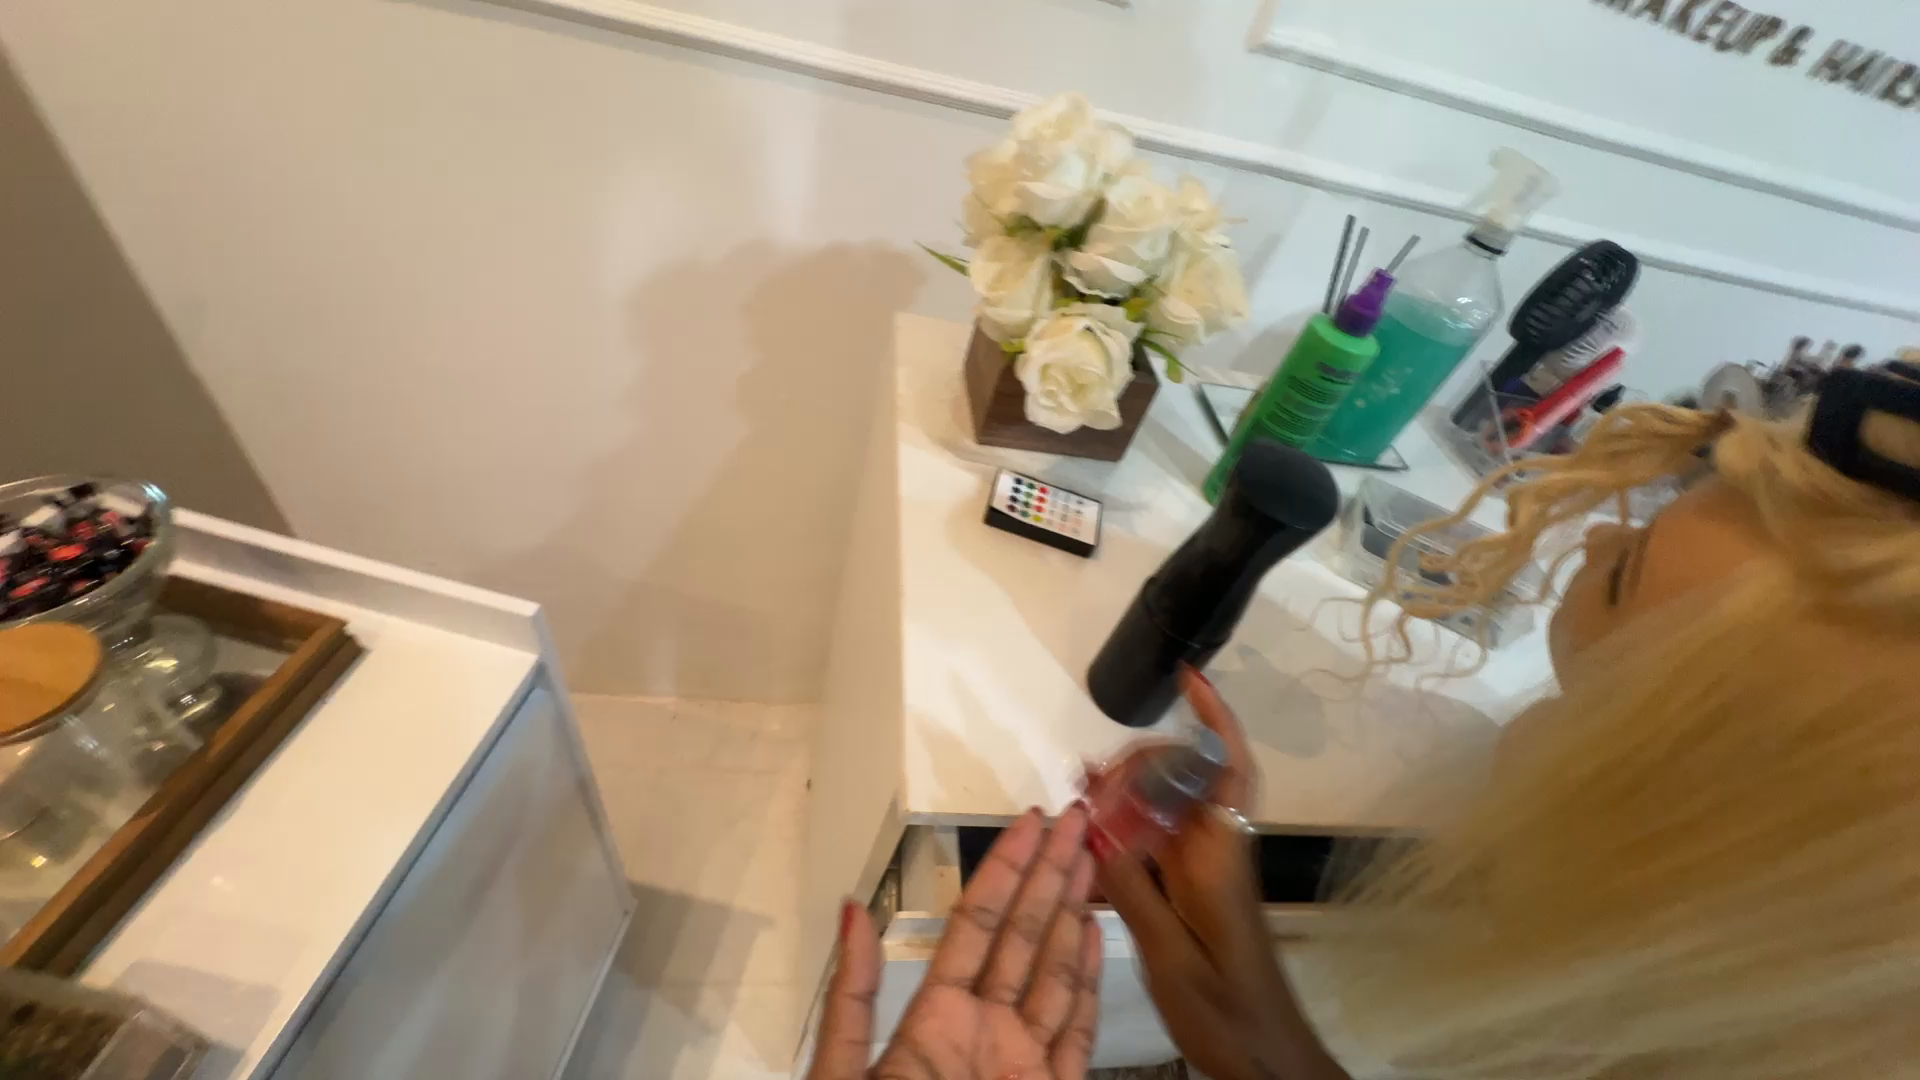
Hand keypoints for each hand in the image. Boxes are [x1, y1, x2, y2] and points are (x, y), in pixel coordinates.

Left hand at [808, 805, 1102, 1079]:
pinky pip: (1077, 1034)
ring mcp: (1023, 1063)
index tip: (1029, 822)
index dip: (1005, 871)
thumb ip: (851, 997)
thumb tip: (853, 906)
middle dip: (1050, 874)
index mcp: (935, 1018)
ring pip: (1056, 973)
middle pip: (1025, 935)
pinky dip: (1089, 985)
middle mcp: (984, 1028)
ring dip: (1073, 914)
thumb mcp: (840, 1079)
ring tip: (1089, 860)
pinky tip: (1094, 938)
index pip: (978, 924)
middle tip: (1074, 819)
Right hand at [1090, 667, 1348, 1079]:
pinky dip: (1129, 826)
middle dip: (1141, 759)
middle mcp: (1217, 847)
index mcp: (1219, 853)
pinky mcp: (1196, 886)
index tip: (1189, 677)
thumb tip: (1094, 829)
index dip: (1214, 715)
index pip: (1228, 765)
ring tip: (1085, 793)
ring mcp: (1207, 866)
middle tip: (1094, 773)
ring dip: (1130, 790)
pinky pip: (1161, 838)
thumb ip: (1132, 889)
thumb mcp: (1170, 954)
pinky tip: (1096, 839)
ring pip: (1170, 803)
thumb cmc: (1229, 1011)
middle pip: (1186, 775)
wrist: (1269, 1061)